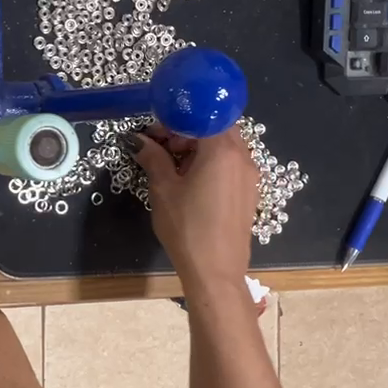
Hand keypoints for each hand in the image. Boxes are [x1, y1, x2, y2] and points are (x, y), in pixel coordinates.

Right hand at [129, 125, 259, 300]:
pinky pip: (230, 163)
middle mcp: (242, 157)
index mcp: (222, 151)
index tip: (155, 131)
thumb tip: (139, 140)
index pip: (202, 116)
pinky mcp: (248, 191)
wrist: (215, 270)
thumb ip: (153, 158)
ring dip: (199, 146)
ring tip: (173, 165)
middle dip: (188, 131)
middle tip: (161, 146)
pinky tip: (190, 181)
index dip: (177, 118)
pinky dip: (210, 162)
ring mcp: (249, 175)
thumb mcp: (164, 189)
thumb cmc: (187, 226)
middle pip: (216, 128)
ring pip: (224, 145)